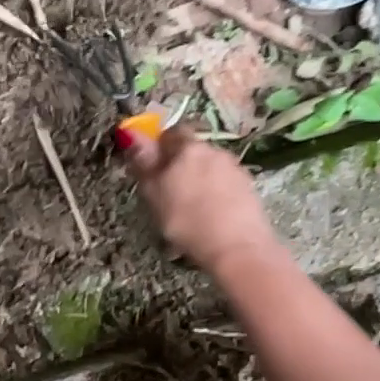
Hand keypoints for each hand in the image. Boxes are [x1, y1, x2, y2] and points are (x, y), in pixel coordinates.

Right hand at [118, 125, 282, 274]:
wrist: (236, 248)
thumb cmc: (186, 220)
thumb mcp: (153, 194)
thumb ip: (143, 162)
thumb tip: (130, 133)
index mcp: (187, 148)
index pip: (171, 132)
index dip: (160, 146)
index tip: (152, 167)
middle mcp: (213, 151)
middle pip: (192, 151)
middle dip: (181, 166)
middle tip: (168, 192)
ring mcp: (235, 169)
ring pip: (209, 169)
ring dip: (199, 181)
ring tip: (191, 210)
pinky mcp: (249, 188)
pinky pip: (225, 185)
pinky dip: (215, 195)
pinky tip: (209, 218)